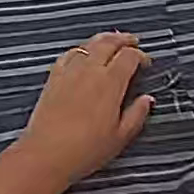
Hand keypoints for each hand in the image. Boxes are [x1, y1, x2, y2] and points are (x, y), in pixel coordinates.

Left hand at [0, 32, 153, 193]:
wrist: (46, 154)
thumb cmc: (85, 150)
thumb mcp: (120, 137)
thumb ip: (137, 114)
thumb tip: (147, 100)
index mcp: (110, 83)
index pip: (129, 56)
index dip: (141, 55)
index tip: (146, 62)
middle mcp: (90, 71)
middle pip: (109, 42)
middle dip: (124, 39)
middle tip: (133, 41)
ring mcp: (70, 72)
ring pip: (89, 44)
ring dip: (103, 39)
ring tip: (112, 40)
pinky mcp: (53, 78)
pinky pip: (69, 54)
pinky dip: (80, 49)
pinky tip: (82, 53)